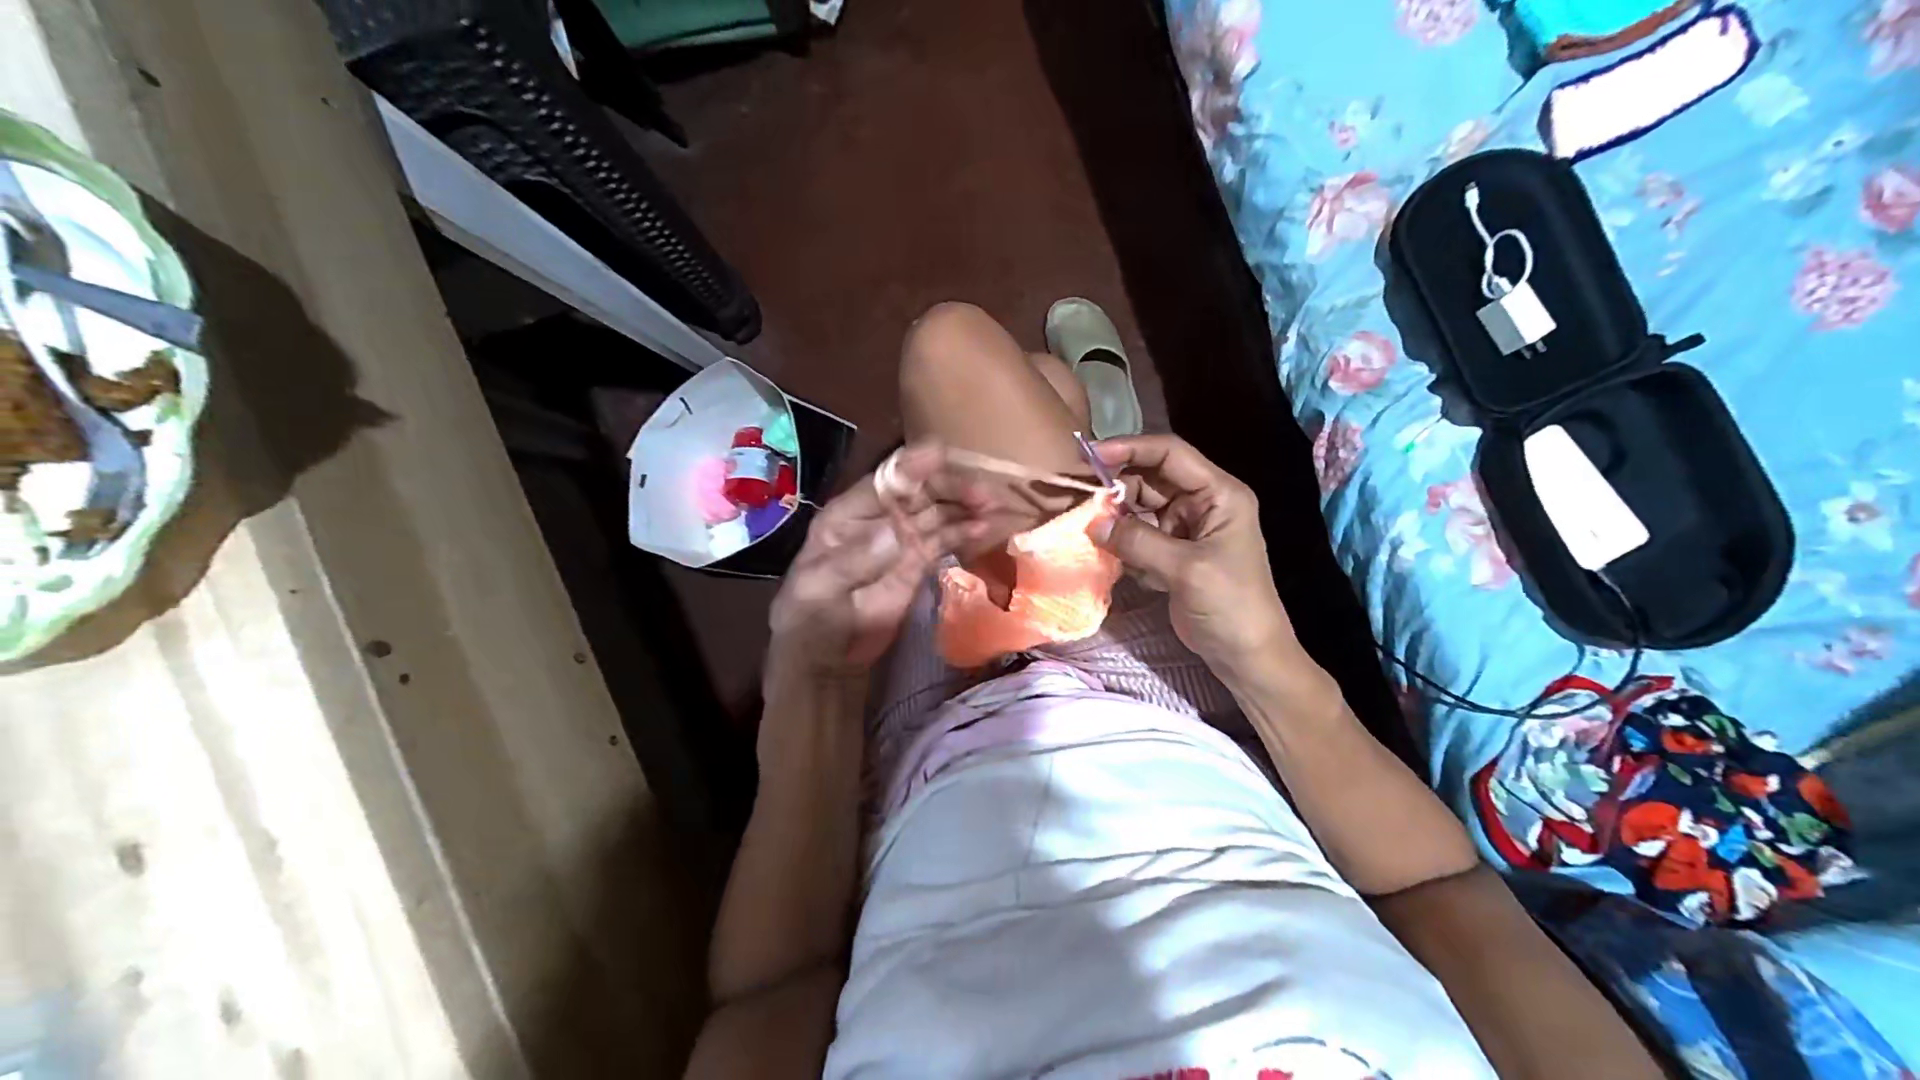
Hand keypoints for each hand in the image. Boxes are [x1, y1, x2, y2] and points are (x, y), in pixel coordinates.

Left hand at [767, 442, 998, 684]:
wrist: (826, 658)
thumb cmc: (810, 618)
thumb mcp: (819, 589)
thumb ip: (855, 560)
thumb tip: (897, 532)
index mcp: (848, 514)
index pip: (884, 481)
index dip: (912, 466)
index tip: (942, 453)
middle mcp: (879, 518)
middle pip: (920, 491)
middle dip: (951, 486)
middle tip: (984, 494)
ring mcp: (902, 538)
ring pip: (938, 512)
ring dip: (965, 506)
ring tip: (993, 507)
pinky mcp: (919, 561)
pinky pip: (946, 538)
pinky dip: (965, 532)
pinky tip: (986, 529)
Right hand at [1092, 435, 1297, 682]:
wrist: (1247, 655)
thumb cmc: (1230, 605)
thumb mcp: (1186, 570)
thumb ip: (1138, 542)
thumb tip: (1093, 524)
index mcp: (1219, 494)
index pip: (1170, 454)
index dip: (1131, 448)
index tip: (1092, 455)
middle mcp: (1201, 503)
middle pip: (1150, 478)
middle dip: (1117, 486)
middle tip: (1082, 499)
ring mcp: (1185, 528)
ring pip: (1140, 507)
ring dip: (1115, 516)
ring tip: (1090, 528)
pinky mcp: (1171, 552)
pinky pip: (1138, 534)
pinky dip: (1122, 541)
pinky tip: (1112, 555)